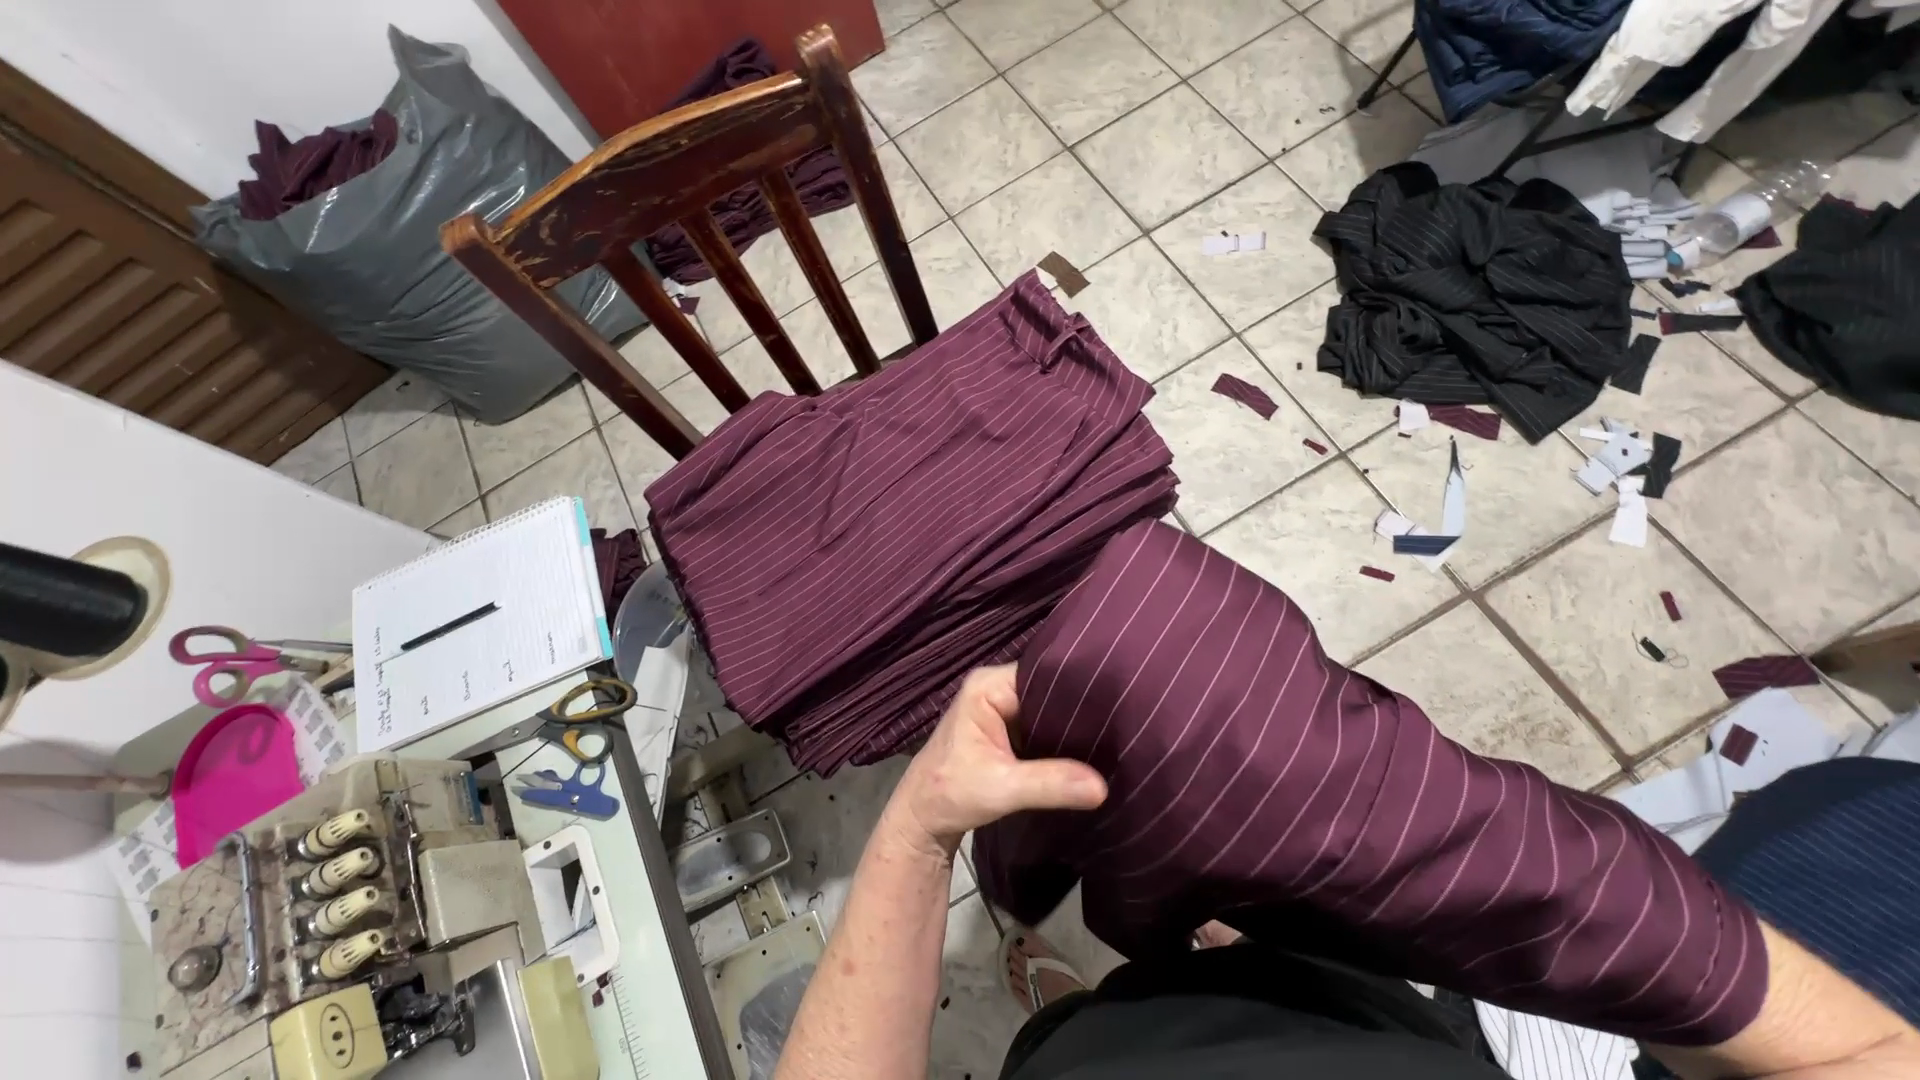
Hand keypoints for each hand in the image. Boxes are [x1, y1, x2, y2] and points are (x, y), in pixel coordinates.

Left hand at [884, 664, 1107, 858]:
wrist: (923, 820)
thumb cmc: (950, 794)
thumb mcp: (1002, 789)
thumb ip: (1051, 783)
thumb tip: (1104, 787)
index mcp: (988, 685)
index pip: (1044, 674)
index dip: (1077, 690)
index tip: (1113, 707)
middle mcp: (995, 687)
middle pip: (1049, 690)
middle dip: (1078, 711)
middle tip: (1118, 728)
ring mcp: (1002, 707)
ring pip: (1048, 710)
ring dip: (1072, 728)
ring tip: (1112, 738)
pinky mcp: (1008, 729)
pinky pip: (1043, 726)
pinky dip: (1061, 740)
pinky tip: (1090, 751)